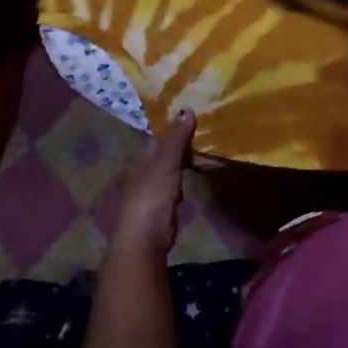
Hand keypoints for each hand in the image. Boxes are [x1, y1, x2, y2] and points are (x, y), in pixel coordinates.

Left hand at [112, 110, 195, 260]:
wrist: (145, 238)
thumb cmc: (152, 196)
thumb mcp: (167, 163)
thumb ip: (177, 139)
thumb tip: (187, 108)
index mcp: (140, 158)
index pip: (158, 137)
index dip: (174, 127)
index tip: (195, 117)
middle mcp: (143, 171)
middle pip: (165, 152)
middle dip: (182, 145)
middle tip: (207, 134)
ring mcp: (151, 189)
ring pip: (171, 169)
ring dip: (185, 162)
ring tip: (206, 152)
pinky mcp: (161, 205)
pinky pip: (175, 185)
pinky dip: (183, 180)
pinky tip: (194, 179)